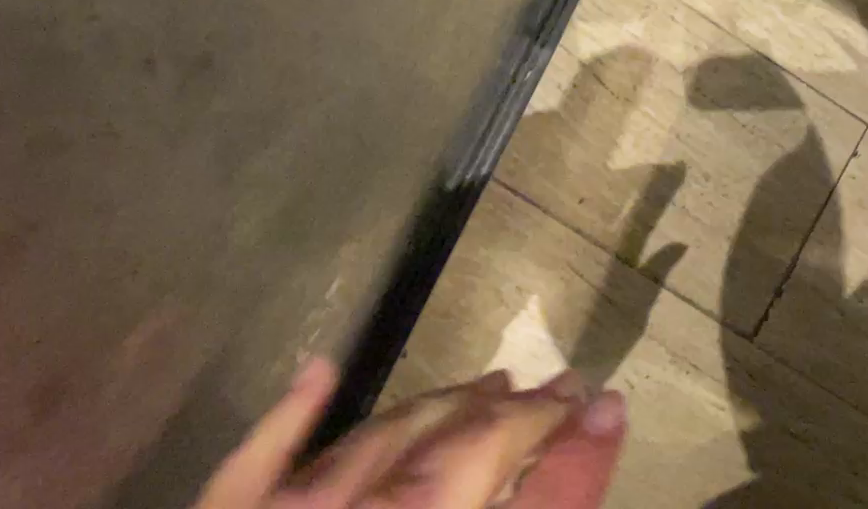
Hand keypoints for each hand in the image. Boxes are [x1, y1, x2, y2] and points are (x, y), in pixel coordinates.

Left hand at [194, 360, 626, 508]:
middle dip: (527, 415)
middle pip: (467, 453)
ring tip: (494, 381)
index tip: (612, 406)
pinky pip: (255, 465)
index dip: (580, 456)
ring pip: (386, 438)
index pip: (533, 505)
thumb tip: (560, 496)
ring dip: (446, 402)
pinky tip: (321, 372)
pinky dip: (289, 417)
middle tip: (567, 389)